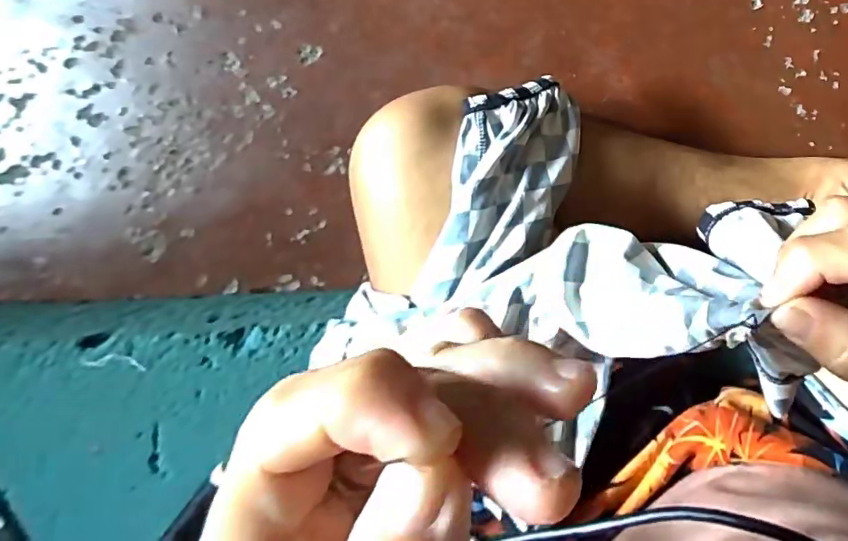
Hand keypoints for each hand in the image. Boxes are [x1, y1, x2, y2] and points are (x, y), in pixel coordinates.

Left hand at [203, 310, 595, 540]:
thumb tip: (439, 469)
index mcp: (272, 491)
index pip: (296, 409)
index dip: (375, 400)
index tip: (443, 442)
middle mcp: (335, 434)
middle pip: (400, 376)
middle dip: (482, 406)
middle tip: (551, 484)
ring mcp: (393, 420)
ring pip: (448, 355)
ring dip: (516, 375)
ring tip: (575, 393)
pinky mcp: (441, 423)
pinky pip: (474, 366)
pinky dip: (515, 374)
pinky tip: (552, 387)